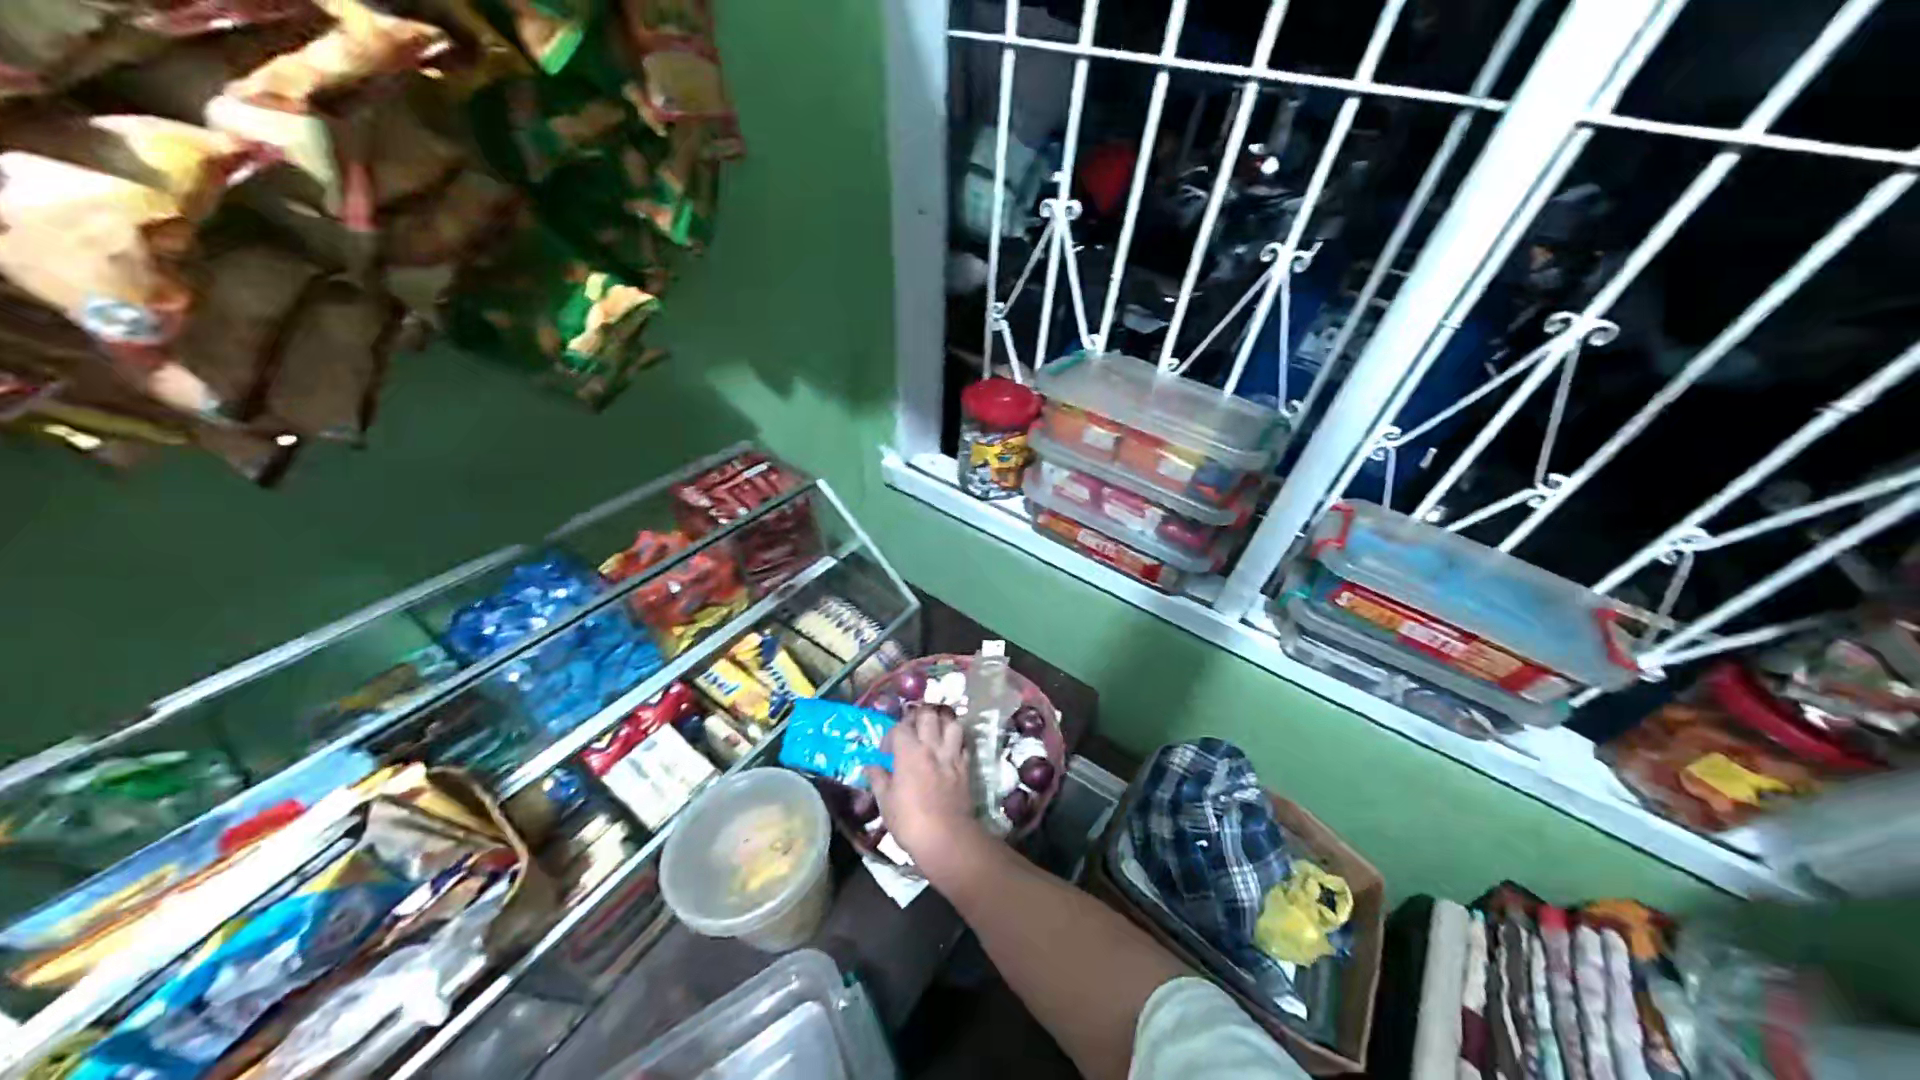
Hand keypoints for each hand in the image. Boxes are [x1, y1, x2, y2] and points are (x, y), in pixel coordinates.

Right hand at [864, 703, 985, 881]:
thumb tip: (870, 767)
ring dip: (942, 723)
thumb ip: (878, 779)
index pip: (900, 728)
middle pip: (928, 715)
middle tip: (911, 730)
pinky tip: (950, 749)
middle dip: (918, 717)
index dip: (890, 736)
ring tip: (934, 732)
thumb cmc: (909, 820)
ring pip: (952, 724)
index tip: (885, 752)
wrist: (945, 838)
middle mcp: (932, 747)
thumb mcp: (885, 801)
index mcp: (909, 752)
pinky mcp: (965, 768)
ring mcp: (952, 756)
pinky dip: (957, 741)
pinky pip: (964, 744)